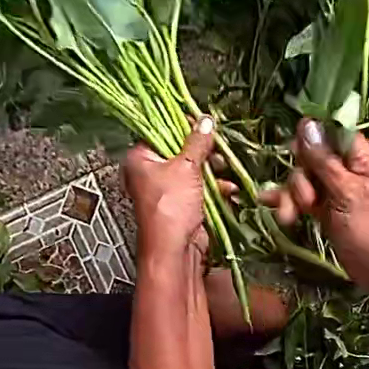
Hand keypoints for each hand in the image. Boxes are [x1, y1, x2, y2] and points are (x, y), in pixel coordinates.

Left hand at [124, 117, 218, 257]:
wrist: (175, 248)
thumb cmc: (170, 207)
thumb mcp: (186, 167)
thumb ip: (197, 142)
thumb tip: (206, 120)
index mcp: (140, 158)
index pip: (161, 131)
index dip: (183, 125)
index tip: (202, 122)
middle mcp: (151, 172)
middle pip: (181, 151)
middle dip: (204, 152)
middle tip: (218, 150)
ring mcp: (168, 189)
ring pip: (194, 170)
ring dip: (213, 171)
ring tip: (225, 171)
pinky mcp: (184, 204)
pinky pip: (201, 188)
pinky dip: (215, 188)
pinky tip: (227, 189)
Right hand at [260, 119, 368, 290]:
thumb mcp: (347, 192)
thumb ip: (324, 160)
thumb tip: (306, 124)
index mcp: (361, 157)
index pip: (331, 131)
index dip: (310, 138)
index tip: (297, 153)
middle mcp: (348, 169)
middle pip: (311, 156)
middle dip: (300, 176)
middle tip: (308, 199)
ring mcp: (336, 190)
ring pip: (304, 179)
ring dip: (293, 195)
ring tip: (291, 217)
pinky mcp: (326, 210)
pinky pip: (304, 198)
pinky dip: (290, 203)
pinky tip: (273, 207)